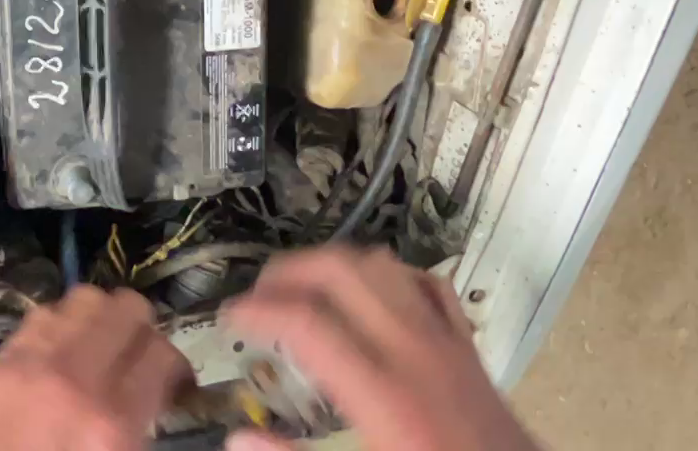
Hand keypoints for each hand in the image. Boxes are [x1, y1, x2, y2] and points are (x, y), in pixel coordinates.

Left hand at [0, 285, 193, 450]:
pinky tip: (60, 353)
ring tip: (100, 347)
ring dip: (100, 319)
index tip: (172, 381)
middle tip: (139, 354)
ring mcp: (31, 362)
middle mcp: (74, 379)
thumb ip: (139, 428)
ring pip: (84, 298)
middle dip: (142, 329)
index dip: (174, 366)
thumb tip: (157, 391)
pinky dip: (60, 326)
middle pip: (126, 308)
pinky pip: (41, 315)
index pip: (161, 355)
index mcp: (112, 423)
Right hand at [221, 247, 540, 450]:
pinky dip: (387, 275)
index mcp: (388, 396)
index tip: (228, 318)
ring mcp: (447, 344)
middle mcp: (416, 353)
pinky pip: (425, 285)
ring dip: (332, 265)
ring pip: (381, 265)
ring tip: (301, 288)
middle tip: (259, 296)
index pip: (308, 323)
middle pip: (340, 272)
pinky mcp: (469, 350)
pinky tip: (368, 294)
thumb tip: (237, 438)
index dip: (258, 311)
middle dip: (289, 272)